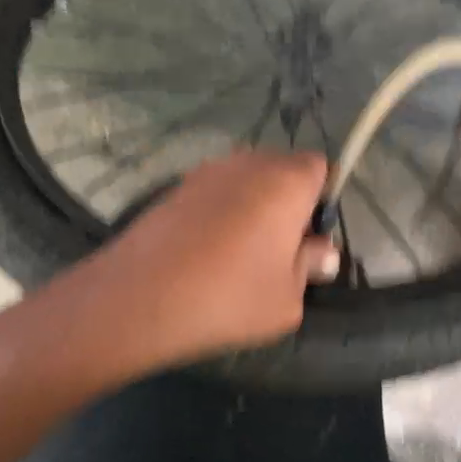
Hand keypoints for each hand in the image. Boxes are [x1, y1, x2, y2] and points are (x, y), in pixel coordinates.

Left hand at [65, 150, 339, 368]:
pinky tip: (206, 254)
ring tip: (240, 257)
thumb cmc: (229, 296)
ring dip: (253, 208)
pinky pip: (215, 194)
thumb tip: (322, 253)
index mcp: (287, 182)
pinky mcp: (176, 188)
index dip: (321, 199)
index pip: (320, 168)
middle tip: (281, 252)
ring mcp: (208, 171)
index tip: (310, 238)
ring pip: (247, 182)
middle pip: (282, 171)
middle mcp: (250, 164)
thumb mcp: (287, 298)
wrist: (139, 297)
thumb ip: (310, 267)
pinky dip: (220, 214)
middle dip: (288, 203)